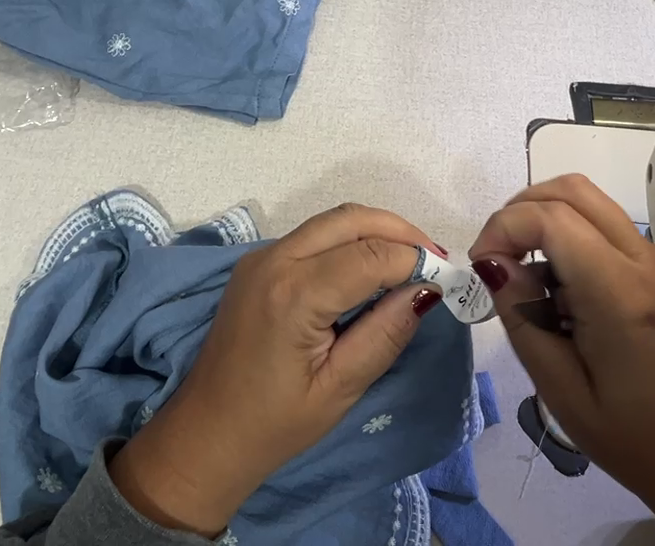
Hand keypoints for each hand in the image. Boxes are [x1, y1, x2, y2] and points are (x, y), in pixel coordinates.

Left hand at [110, 204, 446, 536]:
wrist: (204, 435)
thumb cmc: (274, 425)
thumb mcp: (340, 388)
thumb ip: (385, 333)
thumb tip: (427, 290)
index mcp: (294, 294)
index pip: (370, 255)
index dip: (415, 260)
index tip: (450, 278)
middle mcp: (274, 260)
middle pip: (350, 219)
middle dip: (399, 231)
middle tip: (438, 260)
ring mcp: (262, 256)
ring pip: (332, 220)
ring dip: (375, 230)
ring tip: (413, 261)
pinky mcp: (258, 262)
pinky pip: (314, 234)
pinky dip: (350, 239)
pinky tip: (373, 266)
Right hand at [470, 175, 654, 545]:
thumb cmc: (630, 437)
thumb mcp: (559, 388)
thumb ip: (521, 315)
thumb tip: (491, 262)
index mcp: (622, 295)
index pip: (552, 219)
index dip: (504, 227)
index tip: (480, 265)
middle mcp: (646, 261)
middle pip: (572, 190)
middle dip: (520, 209)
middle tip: (495, 256)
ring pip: (588, 199)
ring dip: (543, 218)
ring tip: (522, 271)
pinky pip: (603, 224)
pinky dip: (566, 234)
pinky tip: (556, 286)